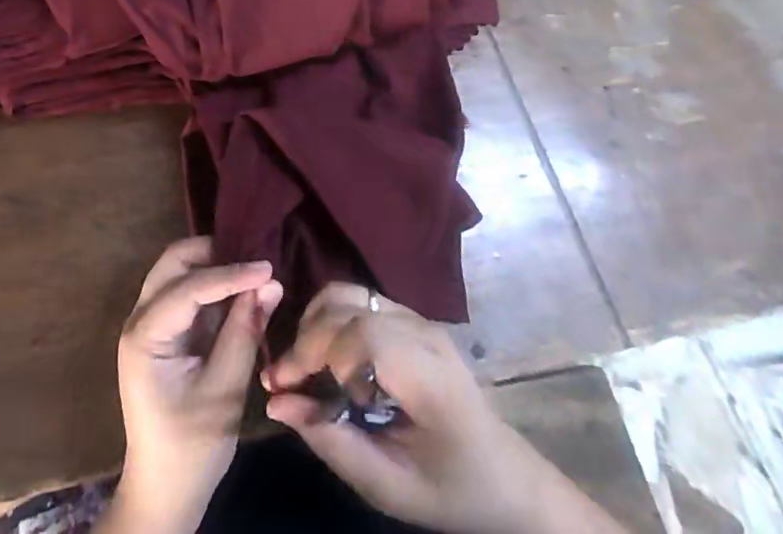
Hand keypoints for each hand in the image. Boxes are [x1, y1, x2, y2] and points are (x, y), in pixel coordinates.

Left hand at [102, 237, 282, 533]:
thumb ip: (245, 332)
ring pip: (179, 271)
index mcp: (144, 336)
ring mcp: (151, 323)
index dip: (231, 273)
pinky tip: (243, 289)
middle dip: (215, 254)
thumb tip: (271, 284)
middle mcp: (140, 319)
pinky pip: (189, 292)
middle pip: (174, 263)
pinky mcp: (166, 331)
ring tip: (255, 272)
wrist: (165, 488)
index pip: (189, 287)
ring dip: (215, 265)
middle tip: (257, 263)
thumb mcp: (224, 390)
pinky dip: (215, 285)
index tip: (269, 267)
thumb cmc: (192, 445)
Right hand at [263, 284, 624, 533]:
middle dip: (306, 338)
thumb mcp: (389, 486)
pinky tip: (324, 357)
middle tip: (283, 381)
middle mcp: (425, 334)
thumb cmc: (450, 489)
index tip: (289, 388)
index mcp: (430, 377)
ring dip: (315, 323)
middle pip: (349, 305)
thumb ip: (333, 442)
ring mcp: (420, 320)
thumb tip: (276, 402)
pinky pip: (359, 301)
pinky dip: (329, 319)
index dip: (318, 352)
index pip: (364, 333)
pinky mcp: (412, 319)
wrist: (506, 477)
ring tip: (301, 366)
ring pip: (349, 293)